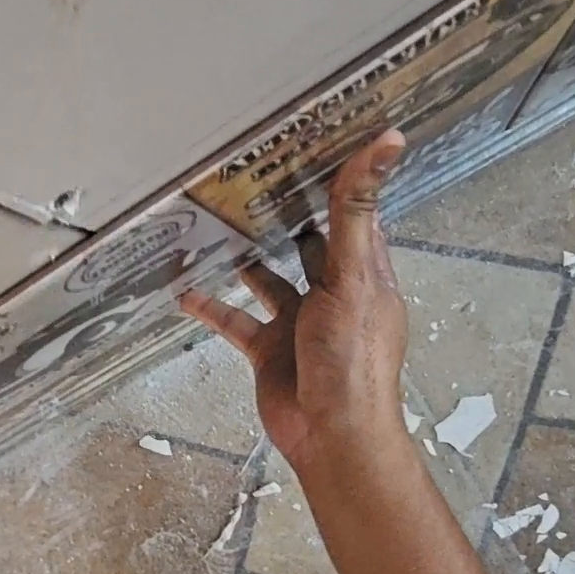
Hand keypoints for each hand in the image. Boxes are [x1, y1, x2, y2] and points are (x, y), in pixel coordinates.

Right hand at [179, 129, 409, 473]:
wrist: (330, 432)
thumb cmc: (351, 357)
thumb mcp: (353, 277)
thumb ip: (355, 213)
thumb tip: (388, 141)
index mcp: (363, 274)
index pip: (354, 219)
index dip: (338, 186)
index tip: (312, 150)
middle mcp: (331, 294)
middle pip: (307, 245)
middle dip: (284, 218)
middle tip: (252, 181)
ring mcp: (298, 323)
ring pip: (268, 281)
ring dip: (245, 260)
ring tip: (216, 226)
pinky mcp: (268, 350)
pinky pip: (236, 321)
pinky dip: (212, 308)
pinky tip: (186, 292)